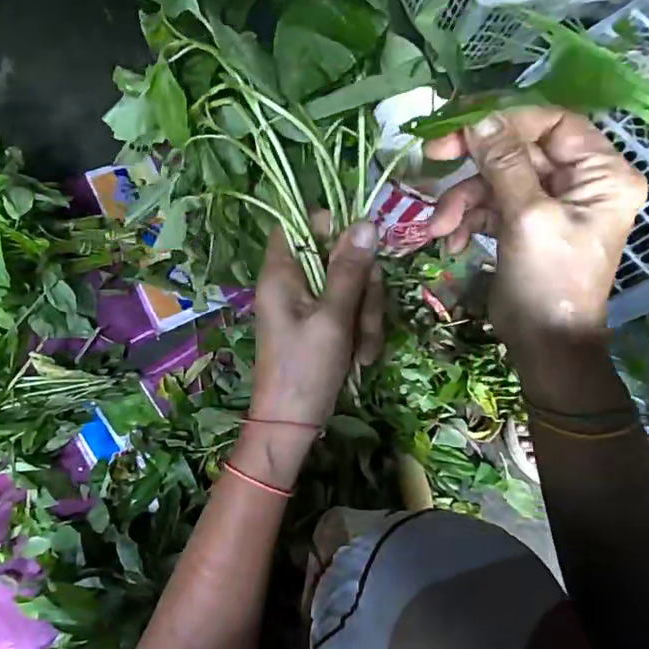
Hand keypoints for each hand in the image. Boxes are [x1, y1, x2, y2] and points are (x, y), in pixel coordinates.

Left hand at [249, 214, 383, 427]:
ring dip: (367, 317)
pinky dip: (360, 331)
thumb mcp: (333, 318)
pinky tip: (362, 356)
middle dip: (363, 290)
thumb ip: (349, 271)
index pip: (304, 225)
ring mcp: (308, 304)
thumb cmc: (306, 370)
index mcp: (282, 273)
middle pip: (339, 258)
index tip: (364, 249)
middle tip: (366, 320)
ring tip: (364, 350)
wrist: (291, 425)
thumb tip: (366, 224)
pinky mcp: (321, 324)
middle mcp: (293, 282)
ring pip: (351, 287)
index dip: (335, 229)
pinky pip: (350, 311)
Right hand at [425, 108, 647, 348]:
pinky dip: (469, 219)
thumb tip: (479, 117)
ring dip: (464, 200)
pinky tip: (451, 241)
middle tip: (433, 154)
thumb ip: (504, 163)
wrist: (545, 347)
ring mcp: (553, 204)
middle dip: (474, 162)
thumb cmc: (549, 282)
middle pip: (520, 148)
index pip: (554, 123)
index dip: (507, 119)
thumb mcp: (527, 218)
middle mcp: (582, 182)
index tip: (463, 124)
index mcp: (602, 174)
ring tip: (439, 227)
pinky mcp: (527, 224)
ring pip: (499, 178)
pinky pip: (494, 205)